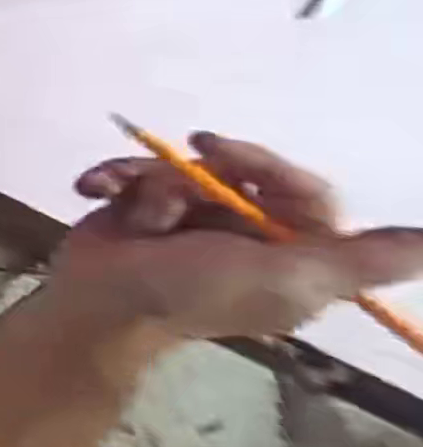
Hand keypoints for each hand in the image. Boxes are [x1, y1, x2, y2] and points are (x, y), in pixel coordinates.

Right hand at [50, 133, 422, 340]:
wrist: (100, 299)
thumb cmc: (191, 290)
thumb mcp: (282, 279)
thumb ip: (356, 260)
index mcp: (291, 249)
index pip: (298, 190)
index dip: (261, 163)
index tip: (210, 146)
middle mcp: (243, 230)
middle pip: (225, 173)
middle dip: (181, 176)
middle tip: (152, 178)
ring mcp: (185, 218)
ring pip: (168, 171)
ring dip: (136, 182)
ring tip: (116, 203)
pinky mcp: (136, 209)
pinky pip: (126, 177)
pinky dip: (106, 180)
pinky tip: (90, 189)